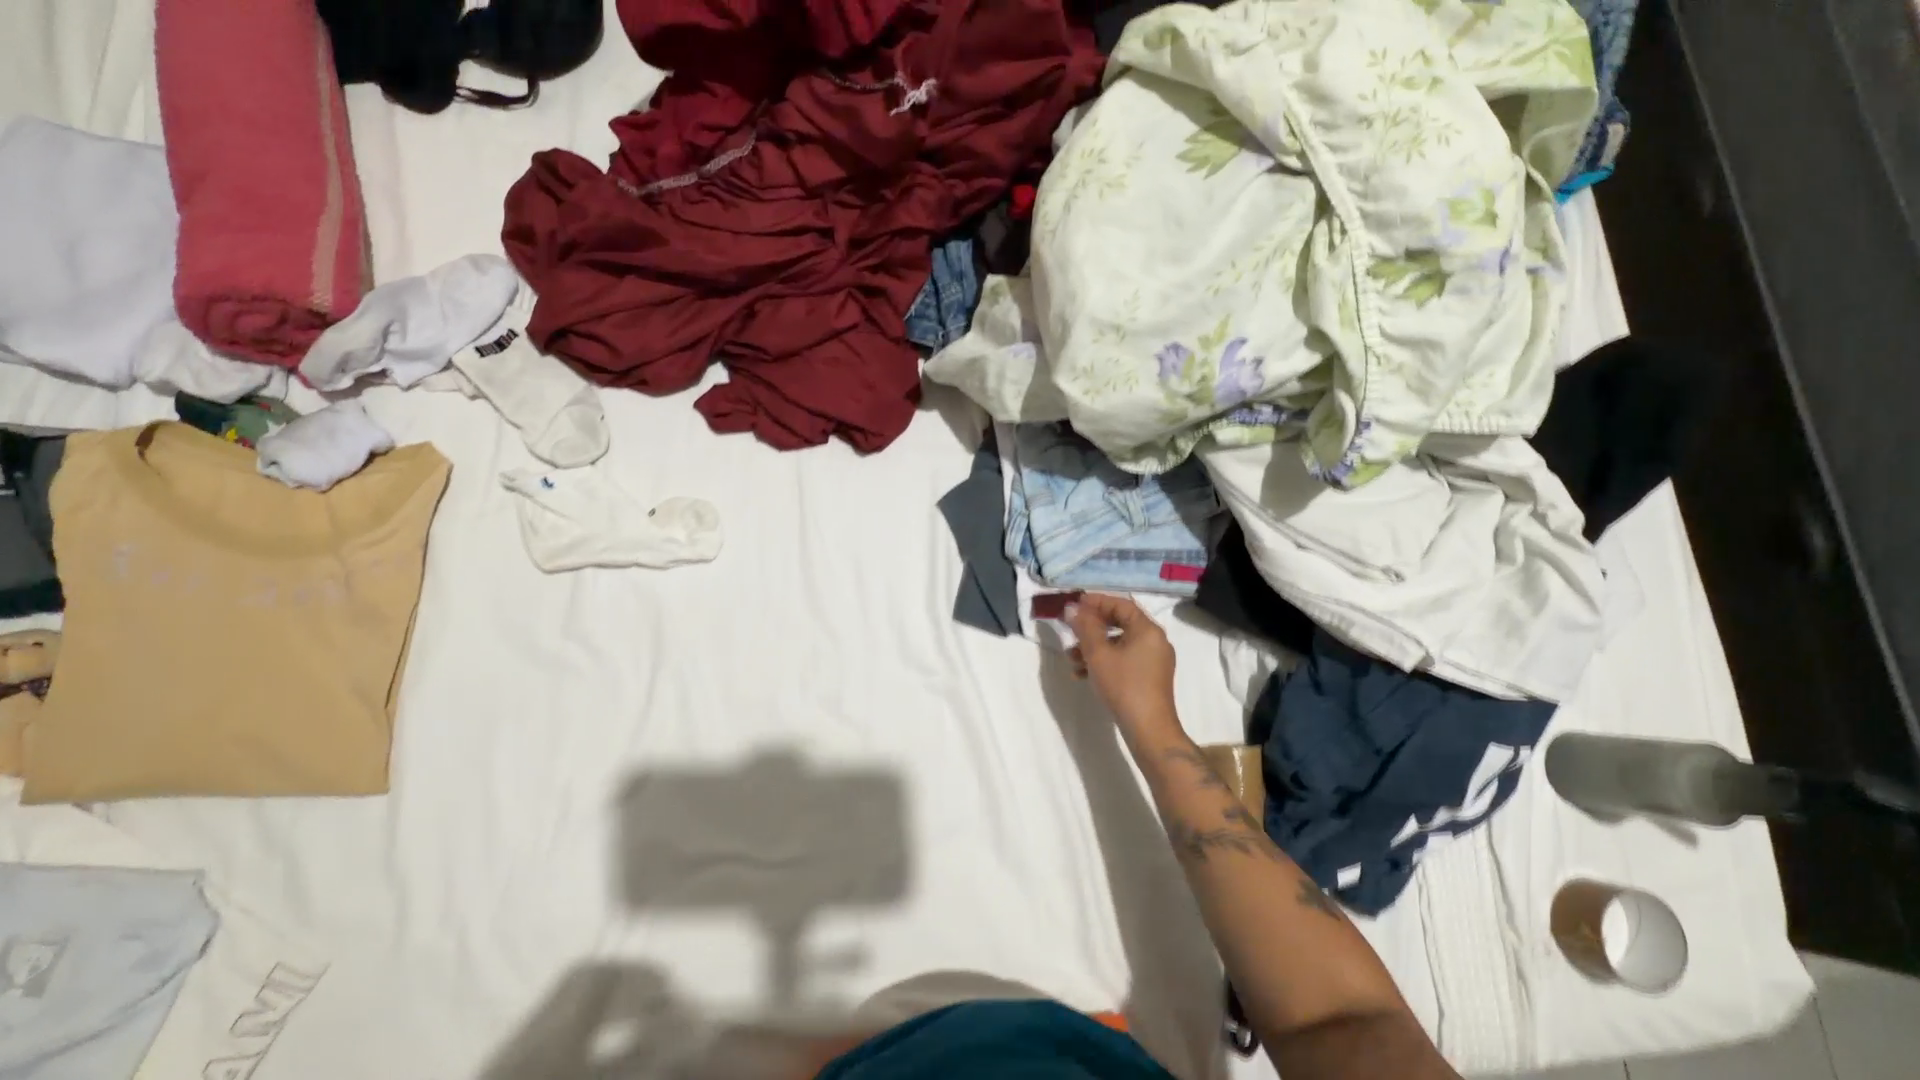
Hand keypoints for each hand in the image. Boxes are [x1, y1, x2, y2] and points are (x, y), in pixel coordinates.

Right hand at [1066, 593, 1180, 741]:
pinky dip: (1105, 662)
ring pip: (1120, 644)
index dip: (1096, 602)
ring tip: (1071, 658)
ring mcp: (1154, 660)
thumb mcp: (1098, 654)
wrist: (1148, 729)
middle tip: (1070, 629)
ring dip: (1094, 647)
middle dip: (1092, 627)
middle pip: (1120, 623)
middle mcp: (1155, 641)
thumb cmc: (1124, 686)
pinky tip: (1083, 674)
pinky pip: (1125, 660)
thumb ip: (1084, 627)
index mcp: (1148, 629)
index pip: (1121, 604)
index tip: (1074, 604)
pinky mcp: (1150, 677)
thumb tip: (1072, 608)